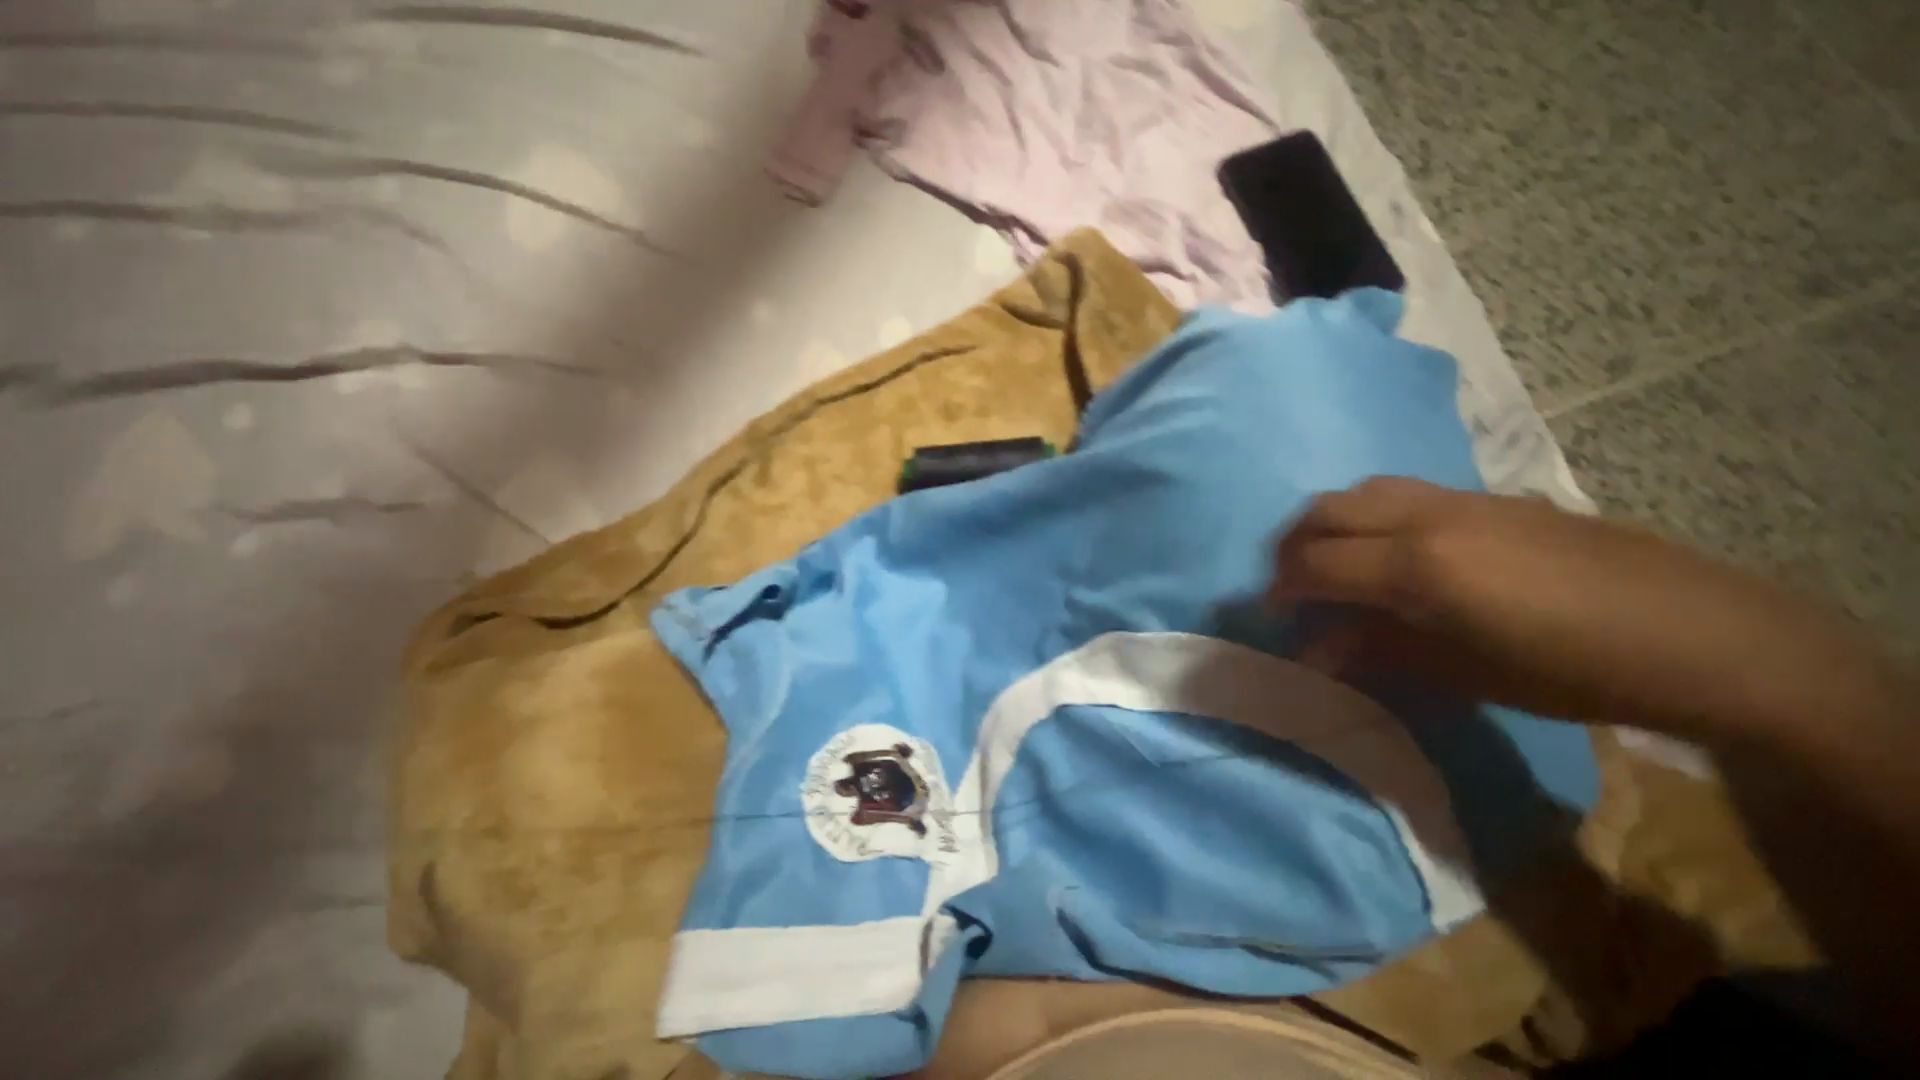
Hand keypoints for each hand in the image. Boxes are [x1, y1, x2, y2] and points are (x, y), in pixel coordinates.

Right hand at [1270, 477, 1903, 749]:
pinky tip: (1395, 557)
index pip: (1315, 563)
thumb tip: (1316, 648)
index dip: (1281, 589)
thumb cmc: (1573, 672)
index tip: (1270, 617)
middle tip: (1288, 587)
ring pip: (1365, 491)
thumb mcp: (1463, 674)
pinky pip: (1406, 494)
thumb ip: (1379, 650)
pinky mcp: (1492, 499)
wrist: (1697, 634)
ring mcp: (1462, 499)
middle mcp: (1427, 516)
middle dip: (1293, 546)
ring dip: (1332, 524)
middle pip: (1327, 511)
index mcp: (1417, 565)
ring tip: (1333, 567)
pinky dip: (1374, 517)